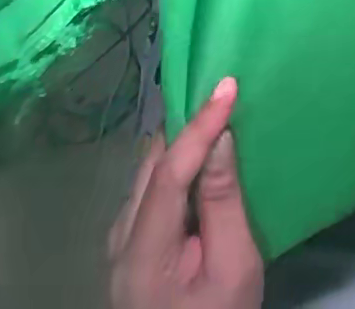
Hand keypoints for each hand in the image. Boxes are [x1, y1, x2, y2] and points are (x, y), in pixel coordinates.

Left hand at [109, 77, 264, 308]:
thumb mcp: (234, 268)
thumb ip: (223, 201)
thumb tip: (220, 137)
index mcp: (141, 255)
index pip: (168, 171)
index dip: (199, 125)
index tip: (227, 86)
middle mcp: (120, 239)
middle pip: (152, 163)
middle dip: (187, 123)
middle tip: (223, 92)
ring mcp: (121, 241)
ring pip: (149, 169)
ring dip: (182, 140)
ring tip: (216, 112)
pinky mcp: (132, 243)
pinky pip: (153, 186)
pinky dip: (177, 162)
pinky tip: (201, 155)